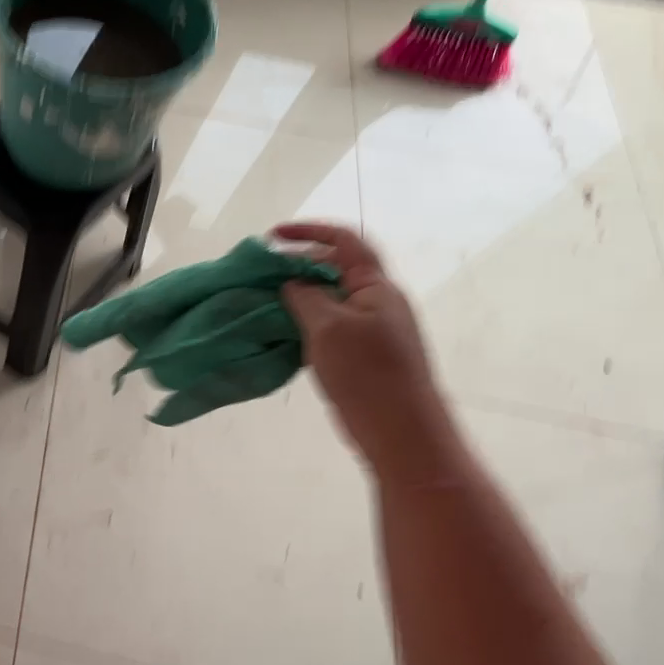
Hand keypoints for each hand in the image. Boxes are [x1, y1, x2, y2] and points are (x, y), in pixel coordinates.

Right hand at [274, 223, 457, 481]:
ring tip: (265, 301)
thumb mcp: (328, 327)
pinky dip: (306, 319)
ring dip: (299, 293)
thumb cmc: (367, 374)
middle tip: (261, 274)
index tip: (271, 237)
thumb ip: (305, 295)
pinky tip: (283, 332)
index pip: (344, 240)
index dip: (308, 231)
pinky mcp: (365, 353)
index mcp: (376, 286)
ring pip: (331, 297)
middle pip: (336, 266)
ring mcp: (374, 328)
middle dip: (298, 263)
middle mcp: (378, 301)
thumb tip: (291, 282)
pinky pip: (331, 323)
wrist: (402, 433)